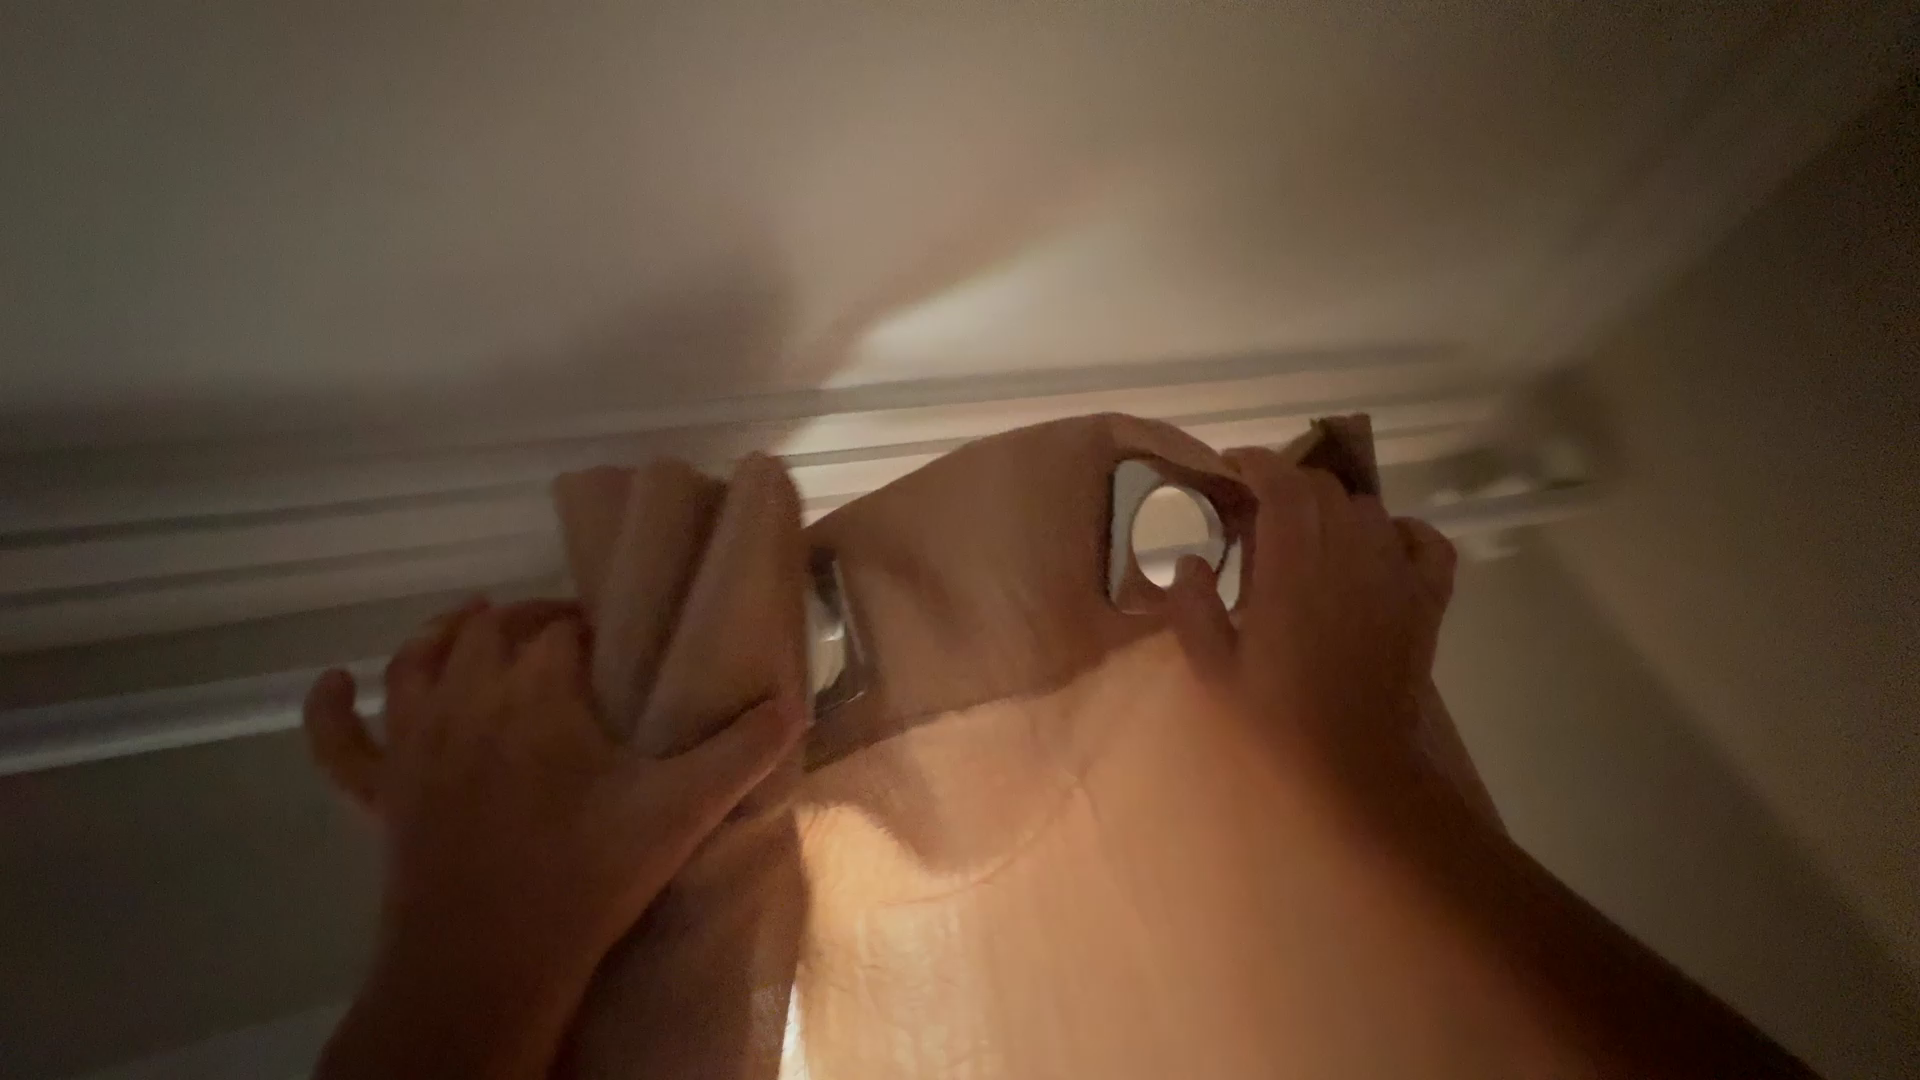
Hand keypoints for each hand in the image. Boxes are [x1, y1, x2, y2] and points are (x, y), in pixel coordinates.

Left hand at [302, 597, 805, 1079]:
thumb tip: (796, 703)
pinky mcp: (380, 793)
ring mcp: (415, 745)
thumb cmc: (589, 875)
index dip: (589, 622)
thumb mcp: (683, 809)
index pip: (559, 626)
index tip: (619, 638)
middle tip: (570, 633)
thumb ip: (746, 751)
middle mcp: (467, 700)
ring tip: (477, 620)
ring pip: (416, 661)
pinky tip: (334, 682)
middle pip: (489, 629)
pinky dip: (331, 707)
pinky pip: (338, 740)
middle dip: (529, 617)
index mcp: (536, 692)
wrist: (486, 971)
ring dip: (445, 633)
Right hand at [1164, 449, 1460, 827]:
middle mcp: (1349, 560)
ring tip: (1306, 530)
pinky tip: (1371, 547)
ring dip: (1332, 506)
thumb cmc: (1275, 718)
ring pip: (1368, 508)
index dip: (1257, 464)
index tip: (1231, 467)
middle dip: (1286, 483)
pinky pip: (1423, 540)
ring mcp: (1394, 577)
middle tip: (1256, 506)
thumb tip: (1188, 561)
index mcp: (1293, 573)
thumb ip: (1192, 608)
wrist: (1354, 766)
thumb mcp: (1212, 669)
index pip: (1283, 488)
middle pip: (1324, 489)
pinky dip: (1397, 530)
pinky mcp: (1425, 600)